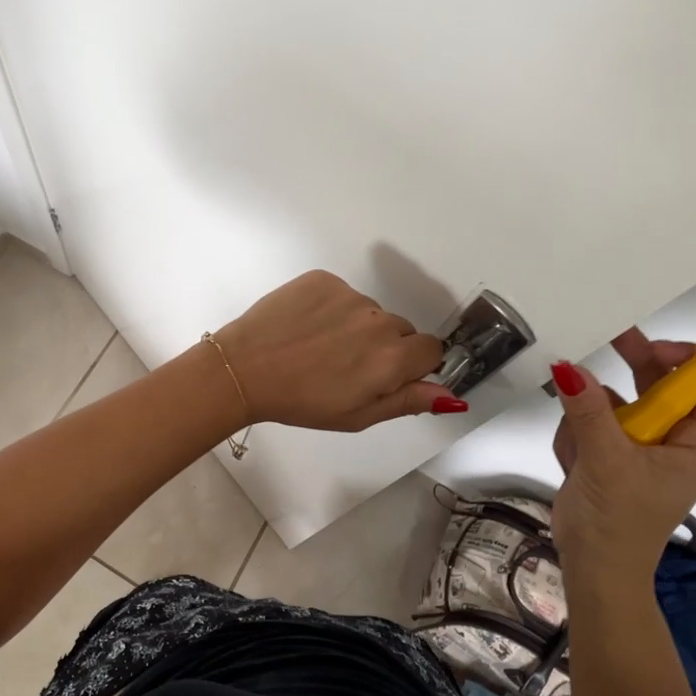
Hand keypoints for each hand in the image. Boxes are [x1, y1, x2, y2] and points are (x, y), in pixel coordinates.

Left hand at [211, 270, 464, 431]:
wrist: (244, 370)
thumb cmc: (301, 402)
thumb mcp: (358, 415)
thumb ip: (407, 401)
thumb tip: (452, 396)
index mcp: (391, 359)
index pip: (431, 350)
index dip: (413, 365)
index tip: (387, 375)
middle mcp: (378, 322)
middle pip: (401, 330)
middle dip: (384, 347)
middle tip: (346, 366)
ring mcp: (349, 296)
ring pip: (369, 312)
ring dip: (356, 327)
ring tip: (319, 348)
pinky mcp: (323, 279)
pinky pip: (342, 294)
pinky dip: (330, 308)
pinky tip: (307, 328)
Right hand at [548, 328, 695, 579]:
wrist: (595, 570)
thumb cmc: (618, 521)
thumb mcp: (606, 460)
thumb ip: (588, 409)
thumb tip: (568, 366)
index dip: (694, 361)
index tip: (655, 351)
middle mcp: (677, 440)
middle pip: (668, 383)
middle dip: (638, 366)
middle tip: (610, 339)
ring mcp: (644, 447)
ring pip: (625, 400)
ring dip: (594, 411)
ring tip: (578, 443)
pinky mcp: (613, 454)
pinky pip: (597, 421)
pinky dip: (579, 432)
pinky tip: (573, 459)